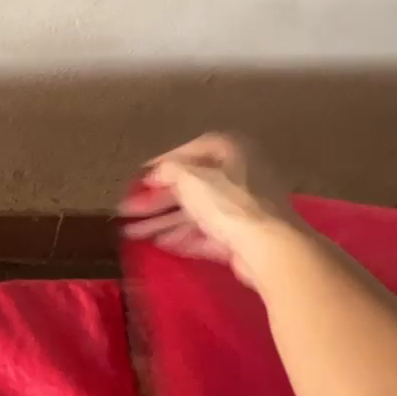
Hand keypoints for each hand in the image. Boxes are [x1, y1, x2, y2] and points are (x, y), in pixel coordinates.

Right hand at [118, 133, 303, 283]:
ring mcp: (244, 205)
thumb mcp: (189, 177)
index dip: (160, 165)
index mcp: (230, 150)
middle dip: (156, 200)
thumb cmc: (228, 202)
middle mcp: (240, 172)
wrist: (268, 246)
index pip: (188, 151)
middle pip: (190, 185)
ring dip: (164, 221)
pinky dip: (184, 236)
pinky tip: (162, 244)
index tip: (138, 181)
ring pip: (196, 210)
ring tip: (135, 234)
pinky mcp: (243, 233)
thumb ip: (168, 170)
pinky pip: (207, 231)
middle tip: (128, 212)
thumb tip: (157, 172)